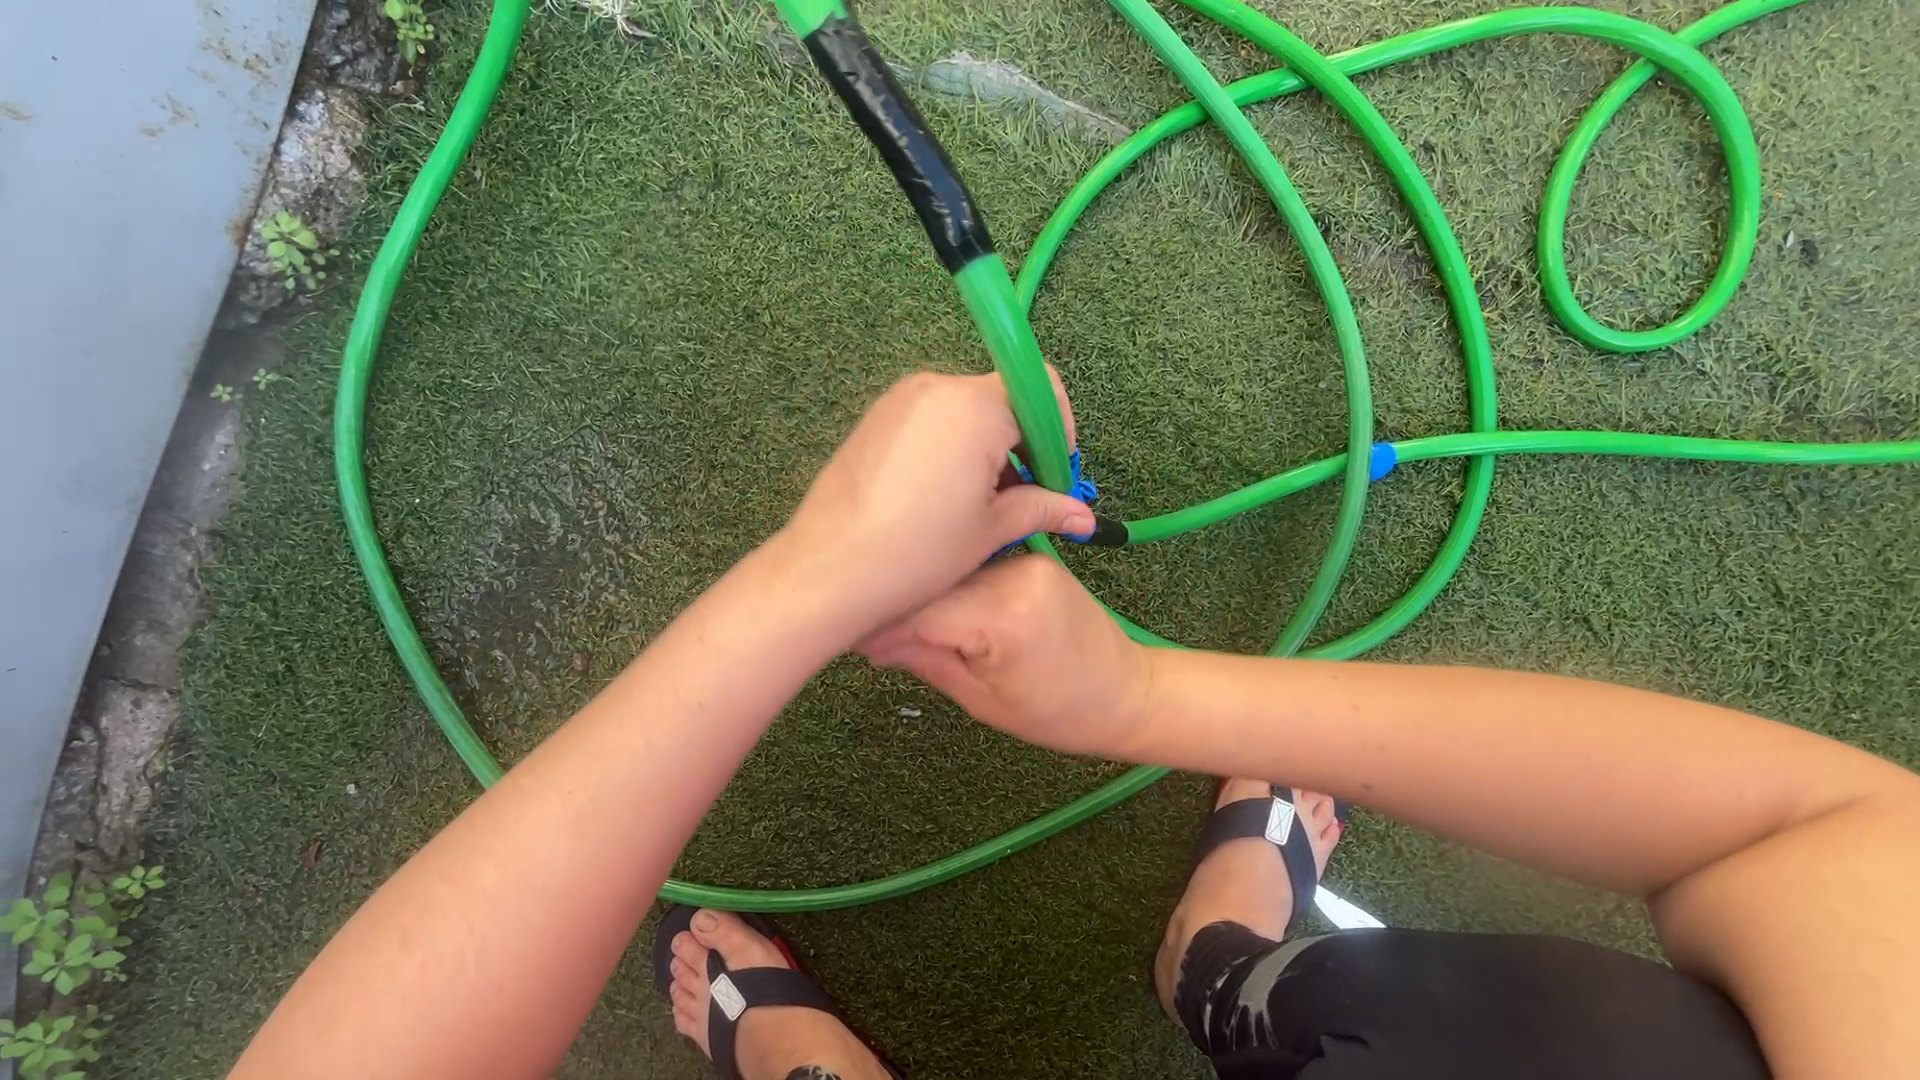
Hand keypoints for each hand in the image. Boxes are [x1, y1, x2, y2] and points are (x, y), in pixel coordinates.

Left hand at [774, 371, 1095, 636]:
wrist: (829, 570)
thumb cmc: (920, 551)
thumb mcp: (990, 530)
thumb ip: (1042, 508)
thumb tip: (1084, 517)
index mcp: (975, 405)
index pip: (1040, 388)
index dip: (1058, 431)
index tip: (1054, 475)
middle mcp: (937, 387)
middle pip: (1002, 398)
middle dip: (1022, 443)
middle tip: (1023, 497)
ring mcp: (901, 400)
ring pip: (966, 411)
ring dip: (987, 447)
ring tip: (981, 504)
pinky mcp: (876, 418)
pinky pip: (932, 420)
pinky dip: (952, 447)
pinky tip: (944, 496)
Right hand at [859, 555, 1156, 758]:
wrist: (1127, 692)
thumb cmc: (1057, 713)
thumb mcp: (981, 698)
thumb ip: (926, 659)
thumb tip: (871, 641)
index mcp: (1004, 612)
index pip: (922, 607)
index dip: (882, 624)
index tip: (854, 642)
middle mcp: (1015, 572)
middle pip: (936, 584)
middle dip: (901, 609)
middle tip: (874, 641)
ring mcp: (1027, 559)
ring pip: (954, 574)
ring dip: (928, 597)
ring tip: (907, 631)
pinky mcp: (1034, 559)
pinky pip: (978, 572)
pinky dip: (956, 592)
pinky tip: (944, 615)